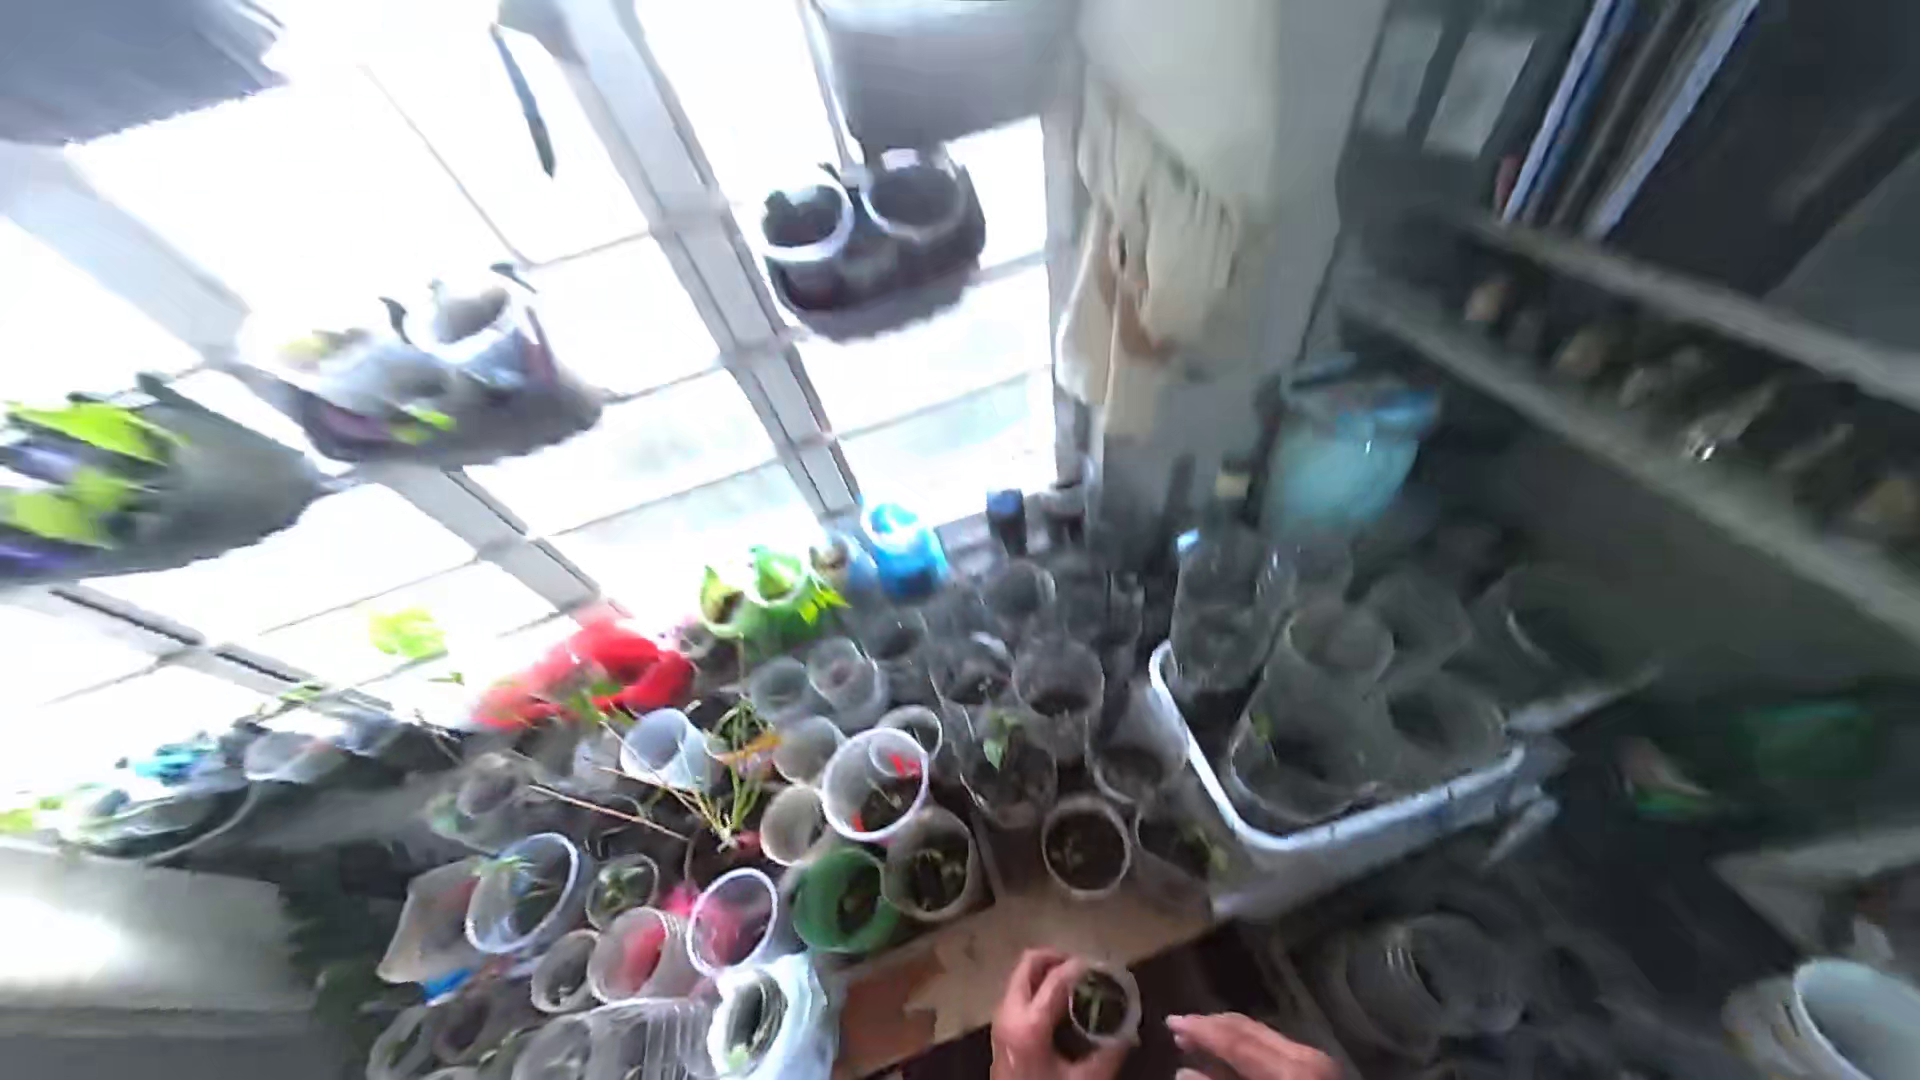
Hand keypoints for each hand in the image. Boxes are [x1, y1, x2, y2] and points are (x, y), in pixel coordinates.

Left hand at [991, 949, 1131, 1079]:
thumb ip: (1107, 1055)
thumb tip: (1127, 1031)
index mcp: (1029, 1025)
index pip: (1055, 979)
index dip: (1080, 967)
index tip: (1101, 966)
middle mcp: (1009, 1011)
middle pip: (1029, 963)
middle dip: (1057, 958)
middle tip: (1083, 968)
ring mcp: (1000, 1018)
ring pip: (1021, 974)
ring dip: (1046, 970)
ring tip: (1074, 982)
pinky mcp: (1000, 1027)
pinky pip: (1018, 990)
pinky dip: (1037, 985)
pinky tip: (1059, 1002)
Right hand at [1166, 1013, 1338, 1079]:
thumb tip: (1182, 1073)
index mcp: (1291, 1071)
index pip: (1234, 1039)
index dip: (1198, 1030)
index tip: (1169, 1023)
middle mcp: (1305, 1057)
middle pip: (1245, 1029)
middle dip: (1209, 1027)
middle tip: (1177, 1029)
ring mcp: (1316, 1063)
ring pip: (1258, 1035)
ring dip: (1224, 1036)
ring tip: (1197, 1040)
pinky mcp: (1320, 1072)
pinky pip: (1272, 1048)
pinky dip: (1245, 1048)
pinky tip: (1230, 1057)